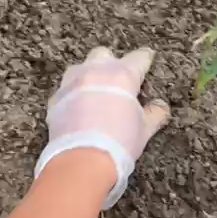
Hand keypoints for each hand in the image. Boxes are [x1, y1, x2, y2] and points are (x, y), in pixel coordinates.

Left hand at [35, 47, 170, 208]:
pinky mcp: (55, 100)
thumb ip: (155, 114)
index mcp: (122, 75)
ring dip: (88, 75)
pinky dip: (72, 96)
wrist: (82, 162)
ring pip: (80, 68)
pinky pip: (64, 90)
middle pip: (104, 55)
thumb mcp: (144, 130)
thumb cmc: (118, 144)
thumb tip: (160, 107)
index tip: (147, 60)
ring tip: (94, 93)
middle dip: (111, 64)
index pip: (138, 58)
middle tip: (118, 82)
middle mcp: (95, 72)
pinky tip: (77, 109)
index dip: (145, 60)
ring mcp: (72, 84)